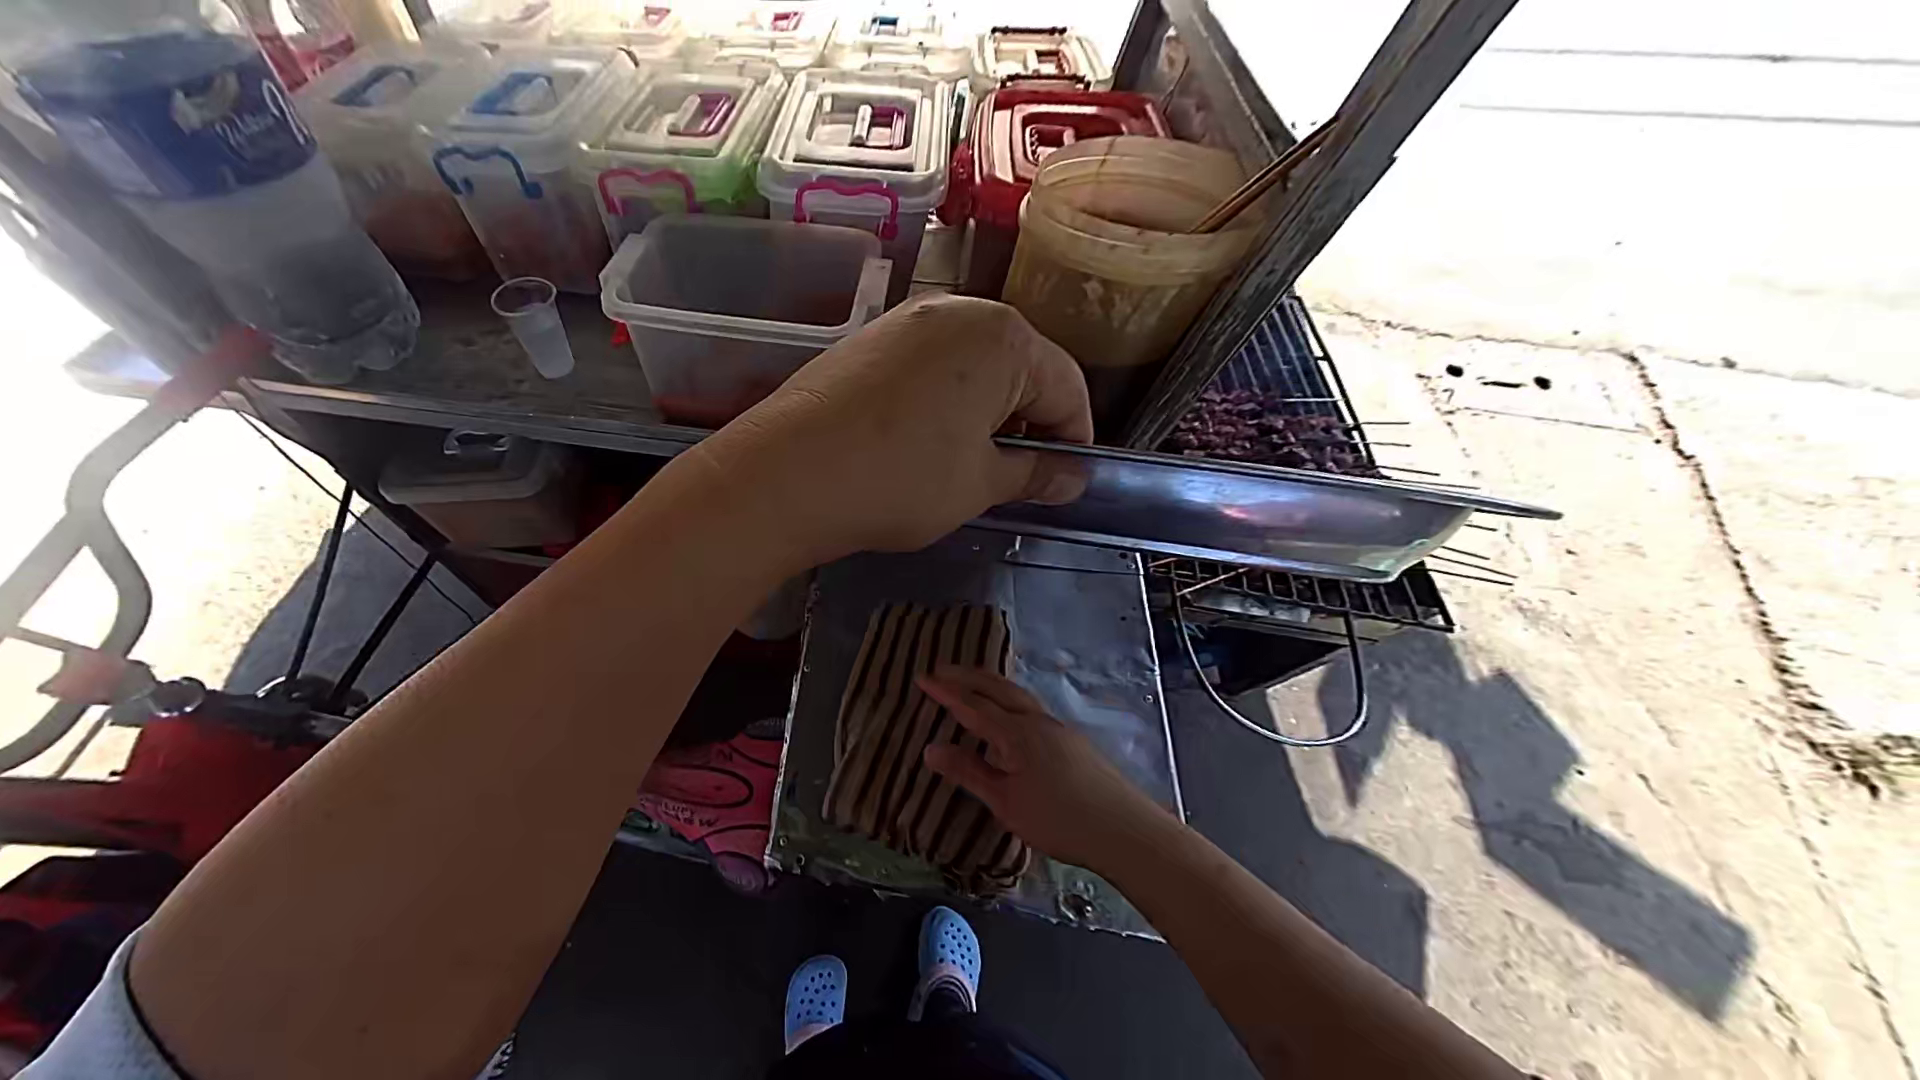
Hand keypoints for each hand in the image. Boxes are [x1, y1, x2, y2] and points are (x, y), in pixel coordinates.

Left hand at [687, 296, 1092, 567]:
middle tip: (1020, 478)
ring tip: (974, 464)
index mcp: (1003, 337)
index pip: (1067, 388)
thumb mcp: (981, 484)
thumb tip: (1073, 475)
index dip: (1074, 440)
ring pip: (978, 366)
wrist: (785, 475)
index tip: (1067, 481)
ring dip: (991, 414)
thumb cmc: (900, 479)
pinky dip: (950, 402)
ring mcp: (910, 320)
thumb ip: (1036, 473)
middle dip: (1032, 424)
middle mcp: (960, 310)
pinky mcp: (873, 339)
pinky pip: (936, 366)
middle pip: (1023, 369)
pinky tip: (930, 441)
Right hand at [917, 666, 1178, 872]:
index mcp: (1016, 733)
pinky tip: (1011, 720)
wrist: (1124, 829)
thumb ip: (969, 772)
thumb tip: (931, 748)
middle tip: (943, 670)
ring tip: (974, 685)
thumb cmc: (1058, 819)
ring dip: (992, 686)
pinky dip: (1011, 702)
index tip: (922, 677)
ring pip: (1019, 697)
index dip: (946, 692)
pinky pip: (1032, 710)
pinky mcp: (1073, 742)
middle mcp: (1037, 721)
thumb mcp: (1005, 801)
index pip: (973, 705)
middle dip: (968, 677)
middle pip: (998, 689)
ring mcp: (1059, 729)